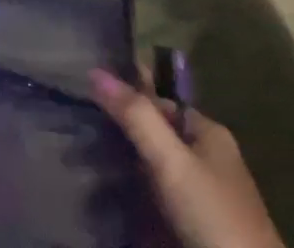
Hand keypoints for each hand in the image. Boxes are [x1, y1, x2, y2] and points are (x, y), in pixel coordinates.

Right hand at [90, 69, 284, 247]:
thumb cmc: (212, 214)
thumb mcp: (171, 161)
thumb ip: (136, 117)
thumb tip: (95, 71)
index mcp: (210, 133)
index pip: (161, 102)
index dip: (128, 98)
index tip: (88, 100)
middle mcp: (209, 157)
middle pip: (157, 133)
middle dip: (122, 132)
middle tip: (80, 132)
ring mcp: (204, 192)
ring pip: (155, 166)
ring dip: (125, 165)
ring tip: (85, 161)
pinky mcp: (196, 221)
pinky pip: (158, 196)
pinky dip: (136, 193)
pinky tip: (111, 196)